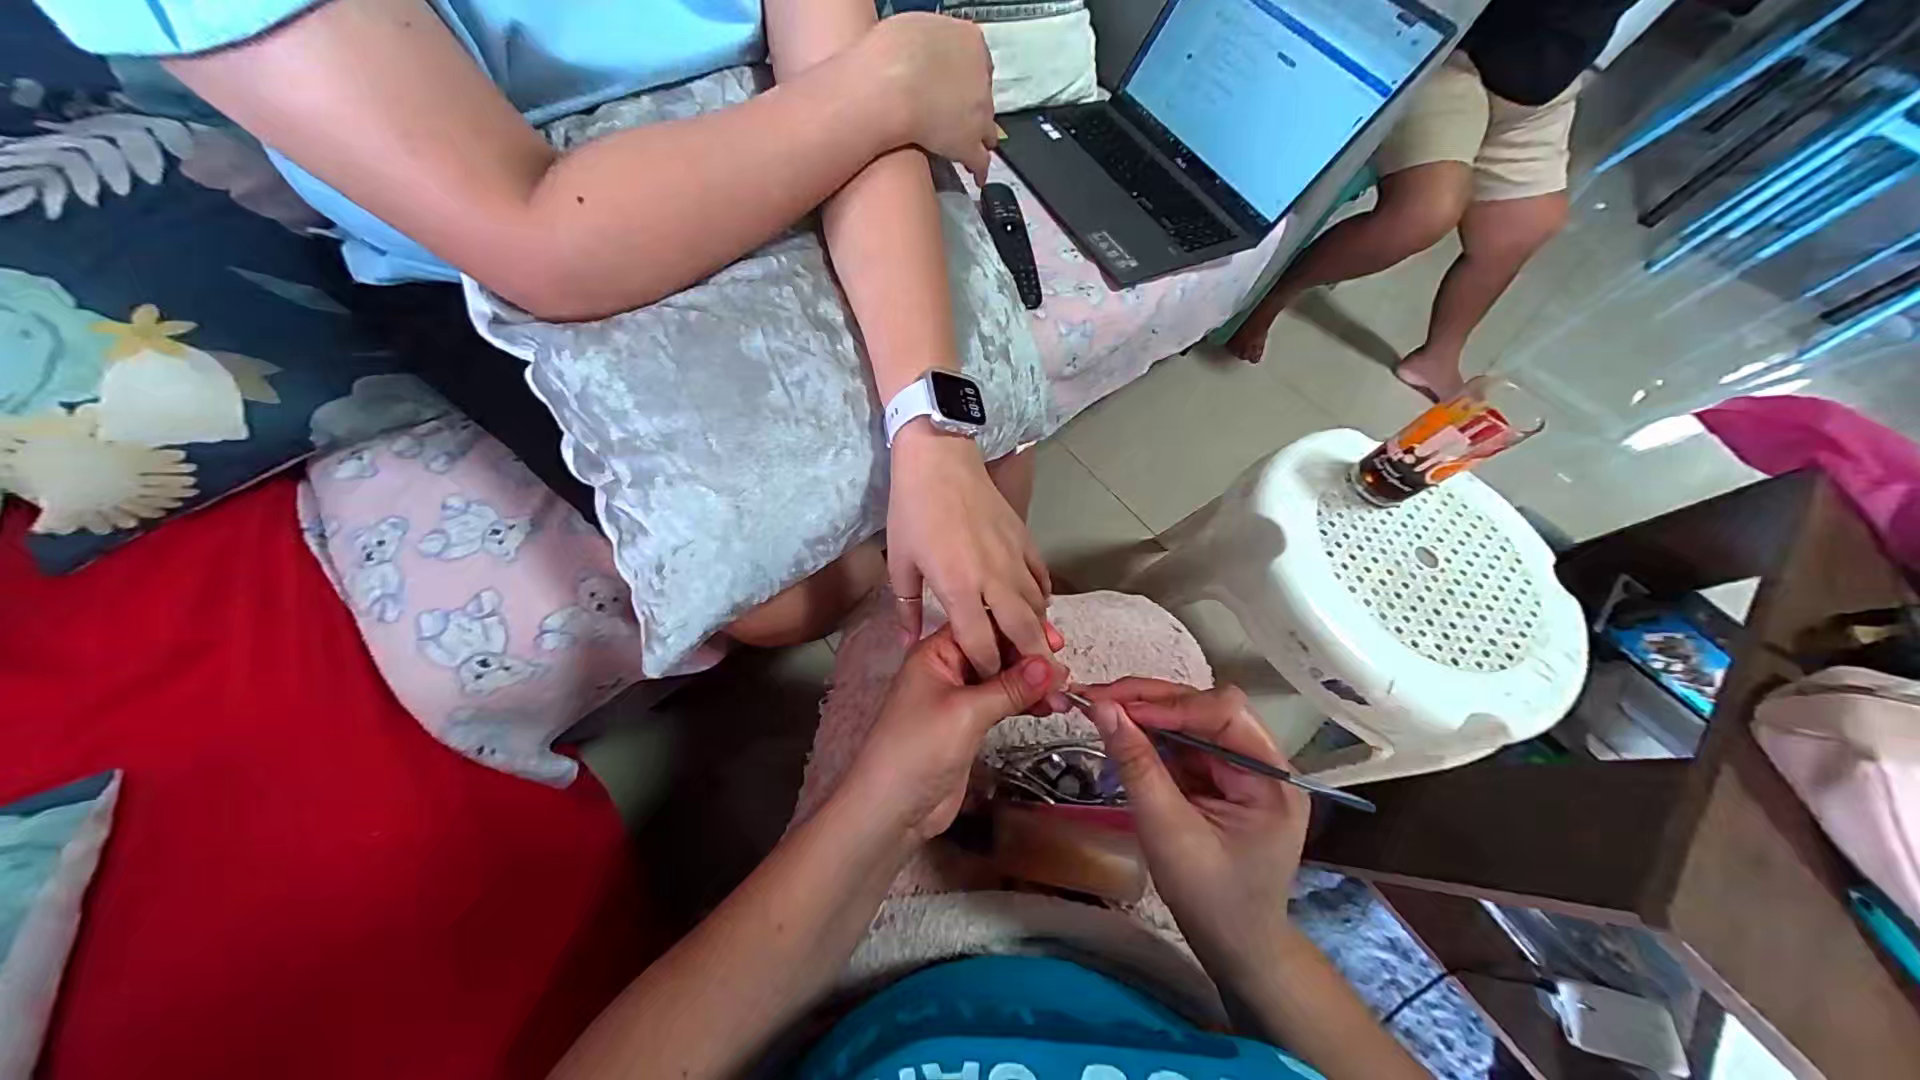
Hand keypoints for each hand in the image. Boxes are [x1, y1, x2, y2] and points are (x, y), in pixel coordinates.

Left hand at [840, 624, 1065, 842]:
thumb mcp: (966, 713)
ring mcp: (958, 697)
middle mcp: (947, 668)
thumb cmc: (918, 750)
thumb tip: (1052, 665)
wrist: (891, 809)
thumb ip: (1009, 687)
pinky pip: (1002, 703)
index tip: (1055, 641)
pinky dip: (1024, 703)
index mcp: (936, 652)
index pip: (982, 626)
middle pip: (995, 651)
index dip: (1018, 629)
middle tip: (1066, 670)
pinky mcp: (969, 723)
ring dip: (1032, 684)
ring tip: (1064, 693)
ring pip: (1002, 678)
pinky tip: (1048, 707)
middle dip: (1030, 658)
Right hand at [863, 13, 997, 182]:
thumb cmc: (890, 54)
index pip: (978, 63)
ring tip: (972, 150)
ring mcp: (979, 113)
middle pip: (984, 97)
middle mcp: (981, 77)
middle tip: (962, 118)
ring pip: (988, 131)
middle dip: (974, 108)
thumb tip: (920, 54)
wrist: (888, 84)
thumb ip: (926, 43)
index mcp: (970, 42)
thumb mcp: (912, 30)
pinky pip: (980, 161)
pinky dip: (979, 170)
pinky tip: (977, 178)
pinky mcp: (968, 145)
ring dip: (979, 138)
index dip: (967, 78)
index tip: (959, 86)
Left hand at [887, 424, 1051, 675]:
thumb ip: (905, 607)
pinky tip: (1039, 608)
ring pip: (1038, 607)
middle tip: (1036, 681)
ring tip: (1037, 650)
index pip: (982, 645)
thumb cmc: (913, 510)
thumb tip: (908, 642)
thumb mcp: (899, 562)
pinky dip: (1044, 598)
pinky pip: (1043, 578)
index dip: (989, 671)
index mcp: (959, 589)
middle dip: (1030, 662)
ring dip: (1039, 632)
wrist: (939, 458)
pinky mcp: (1026, 539)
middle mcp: (994, 580)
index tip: (990, 684)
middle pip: (1022, 632)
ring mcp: (1015, 559)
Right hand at [1079, 679, 1309, 982]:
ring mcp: (1239, 767)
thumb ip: (1137, 765)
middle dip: (1150, 700)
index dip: (1169, 704)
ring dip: (1144, 712)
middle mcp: (1261, 762)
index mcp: (1270, 777)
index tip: (1117, 705)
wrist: (1235, 947)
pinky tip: (1121, 732)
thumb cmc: (1210, 897)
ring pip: (1189, 718)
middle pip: (1205, 707)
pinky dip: (1148, 734)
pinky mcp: (1217, 775)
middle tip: (1097, 698)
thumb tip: (1102, 707)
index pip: (1223, 712)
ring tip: (1100, 709)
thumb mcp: (1167, 831)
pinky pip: (1182, 740)